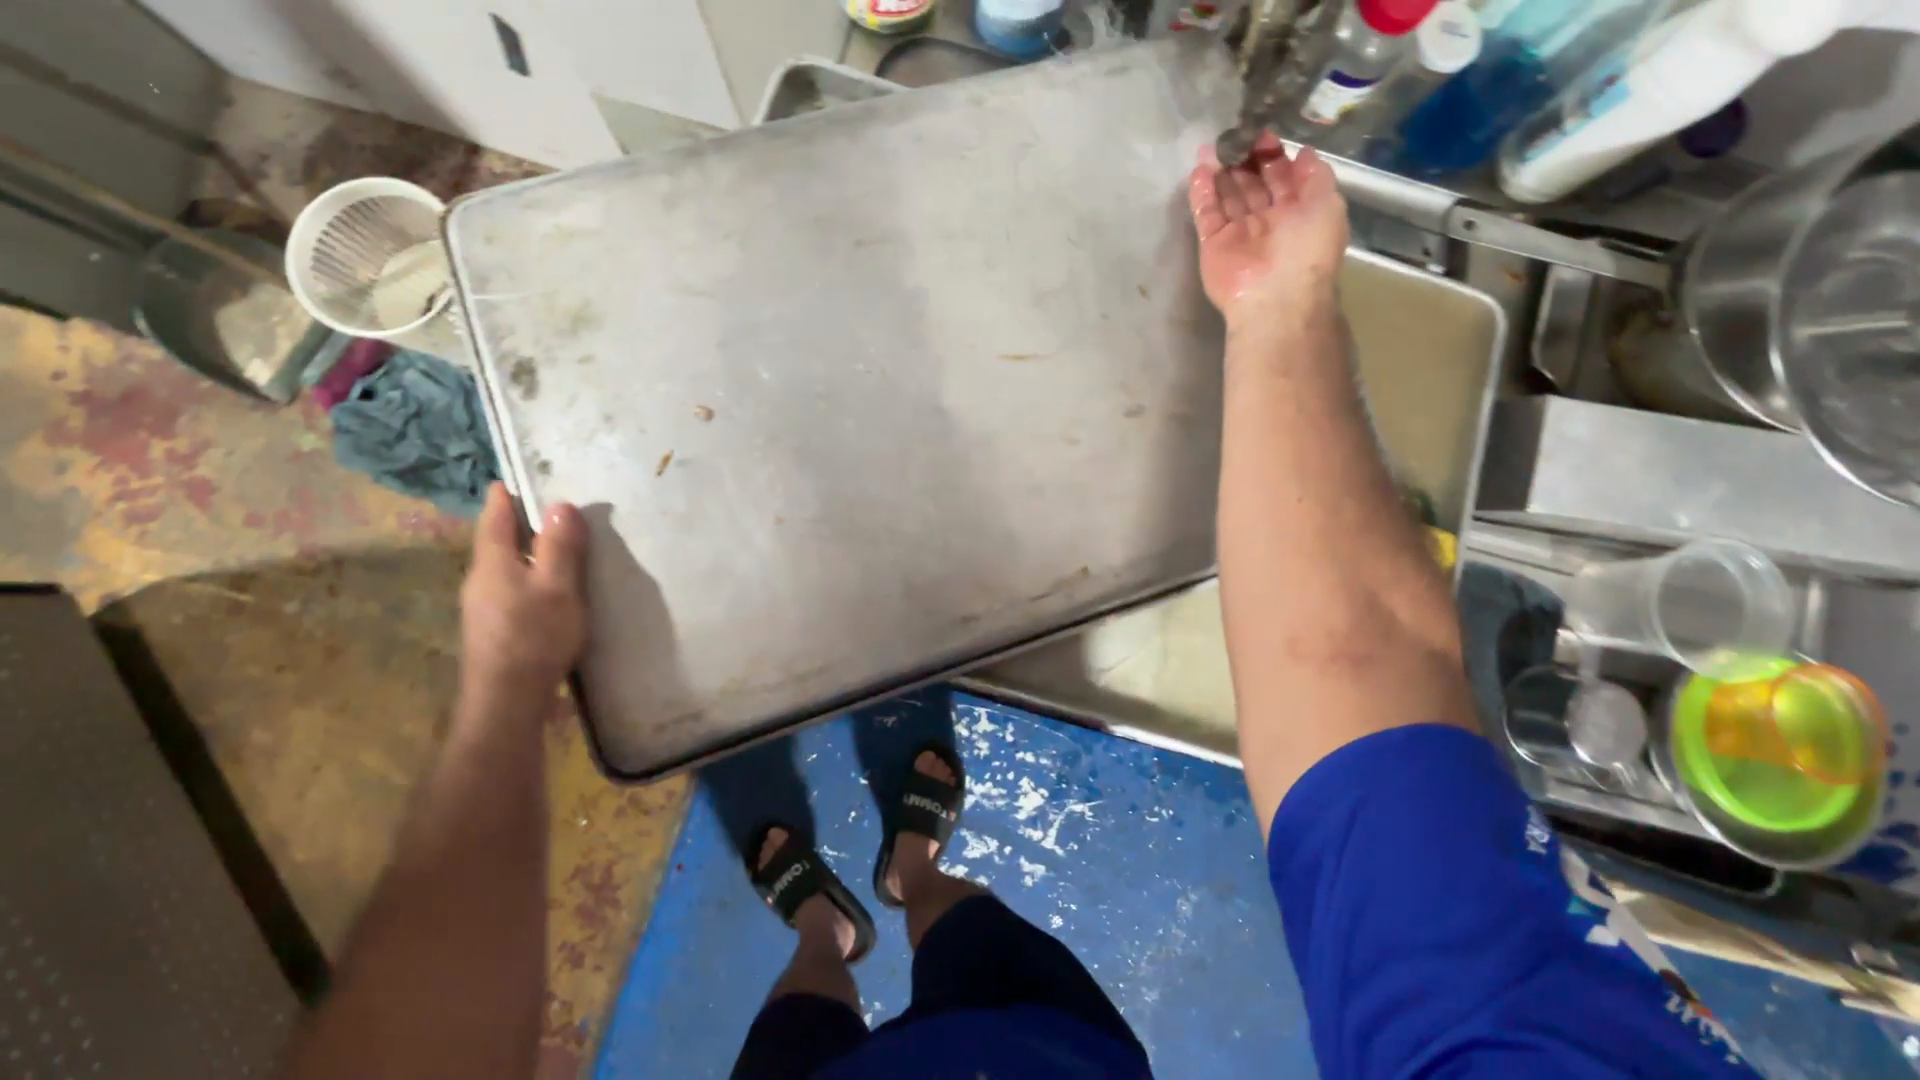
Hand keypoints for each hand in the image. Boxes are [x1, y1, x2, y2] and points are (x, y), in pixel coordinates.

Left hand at [459, 484, 587, 705]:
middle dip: (515, 526)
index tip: (510, 480)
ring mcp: (482, 609)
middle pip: (495, 544)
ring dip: (523, 556)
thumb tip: (559, 504)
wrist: (506, 700)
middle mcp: (480, 581)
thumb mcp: (558, 587)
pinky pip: (510, 592)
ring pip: (503, 570)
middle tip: (542, 510)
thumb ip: (560, 546)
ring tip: (551, 549)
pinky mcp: (493, 632)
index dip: (503, 498)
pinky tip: (545, 592)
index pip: (494, 519)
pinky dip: (526, 581)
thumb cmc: (534, 636)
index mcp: (493, 563)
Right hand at [1188, 133, 1348, 332]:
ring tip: (1212, 146)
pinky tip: (1200, 168)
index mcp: (1298, 214)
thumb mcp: (1328, 203)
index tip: (1262, 133)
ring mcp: (1239, 235)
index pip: (1283, 178)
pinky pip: (1206, 214)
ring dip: (1221, 171)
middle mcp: (1268, 223)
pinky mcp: (1213, 246)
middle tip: (1235, 136)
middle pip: (1254, 185)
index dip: (1274, 155)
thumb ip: (1316, 175)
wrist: (1274, 296)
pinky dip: (1202, 193)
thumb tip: (1304, 153)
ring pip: (1228, 197)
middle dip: (1246, 160)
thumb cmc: (1306, 248)